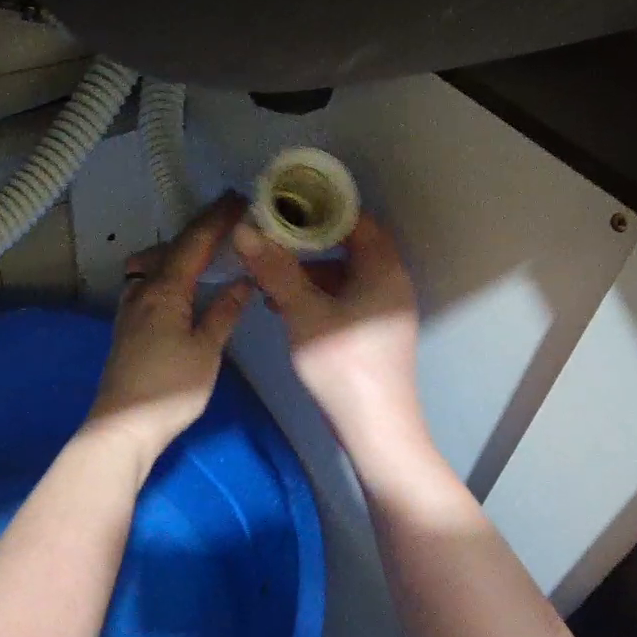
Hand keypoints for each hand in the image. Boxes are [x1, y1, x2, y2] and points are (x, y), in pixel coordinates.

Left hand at [87, 195, 254, 455]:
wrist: (124, 426)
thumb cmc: (170, 389)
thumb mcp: (206, 350)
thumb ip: (224, 313)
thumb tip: (243, 281)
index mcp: (165, 290)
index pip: (194, 242)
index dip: (217, 219)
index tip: (239, 199)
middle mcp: (142, 290)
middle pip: (172, 247)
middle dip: (200, 229)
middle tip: (230, 218)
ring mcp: (130, 307)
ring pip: (154, 263)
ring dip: (179, 249)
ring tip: (206, 248)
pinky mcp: (127, 324)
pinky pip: (147, 281)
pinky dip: (167, 269)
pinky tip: (181, 283)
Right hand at [231, 214, 422, 453]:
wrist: (375, 429)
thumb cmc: (344, 365)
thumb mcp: (304, 313)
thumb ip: (276, 271)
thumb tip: (246, 230)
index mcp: (383, 270)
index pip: (356, 221)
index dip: (321, 211)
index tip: (283, 207)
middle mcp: (390, 284)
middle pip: (348, 248)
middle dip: (306, 245)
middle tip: (268, 242)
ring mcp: (383, 311)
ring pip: (342, 277)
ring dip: (306, 274)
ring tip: (268, 279)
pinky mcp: (372, 334)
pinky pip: (343, 301)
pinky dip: (315, 297)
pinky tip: (284, 309)